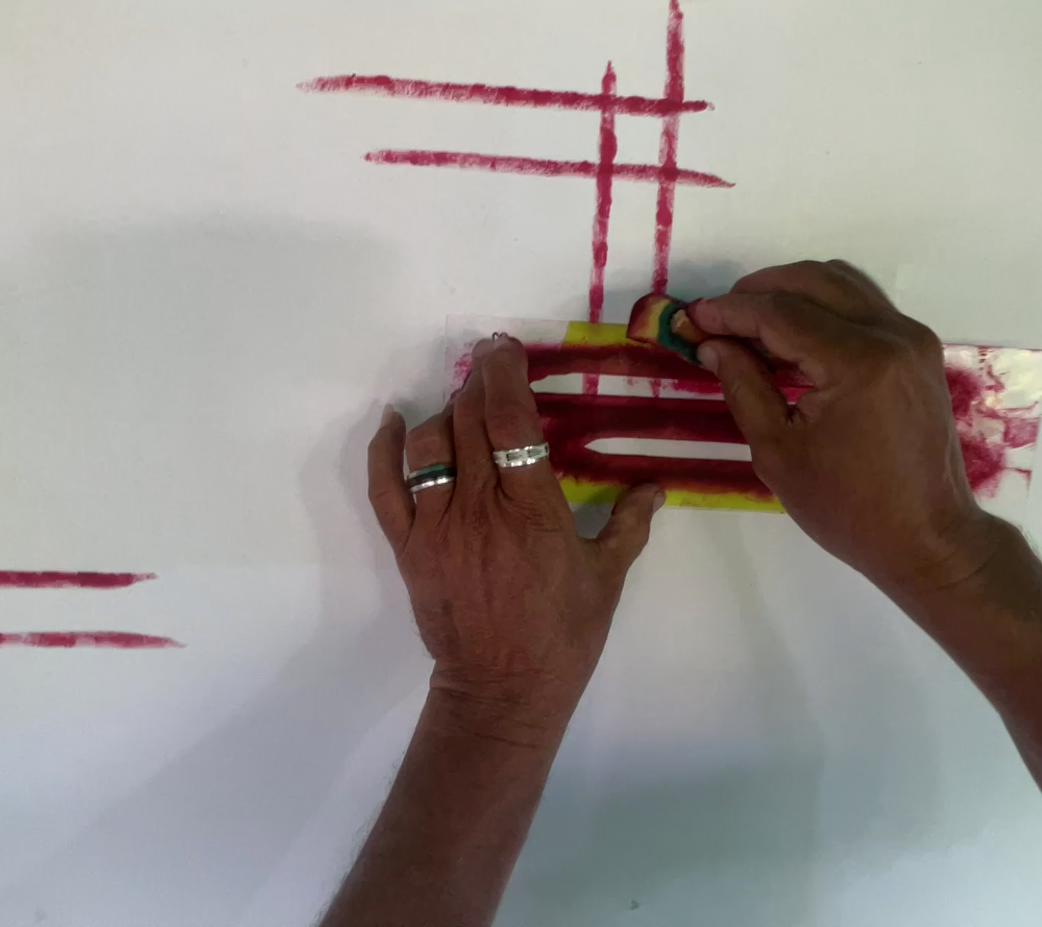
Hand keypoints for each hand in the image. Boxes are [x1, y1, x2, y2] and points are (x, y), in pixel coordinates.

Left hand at [367, 335, 664, 743]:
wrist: (502, 692)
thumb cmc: (563, 636)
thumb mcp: (607, 577)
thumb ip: (631, 523)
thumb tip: (658, 485)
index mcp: (533, 510)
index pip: (511, 422)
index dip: (504, 376)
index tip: (504, 349)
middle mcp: (479, 508)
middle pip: (469, 423)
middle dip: (478, 382)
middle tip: (489, 364)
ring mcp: (436, 527)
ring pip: (429, 445)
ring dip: (445, 414)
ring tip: (464, 406)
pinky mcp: (407, 548)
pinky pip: (384, 488)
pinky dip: (383, 450)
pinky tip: (392, 421)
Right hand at [689, 260, 1009, 593]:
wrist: (926, 538)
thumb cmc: (846, 506)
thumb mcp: (776, 451)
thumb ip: (743, 384)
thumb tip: (712, 344)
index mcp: (858, 363)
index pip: (780, 312)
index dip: (728, 311)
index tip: (690, 318)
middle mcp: (891, 335)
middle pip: (812, 280)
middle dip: (756, 291)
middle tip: (717, 320)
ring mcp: (911, 339)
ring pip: (840, 282)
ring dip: (789, 293)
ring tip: (749, 327)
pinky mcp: (917, 350)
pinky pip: (860, 305)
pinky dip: (819, 308)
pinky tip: (789, 341)